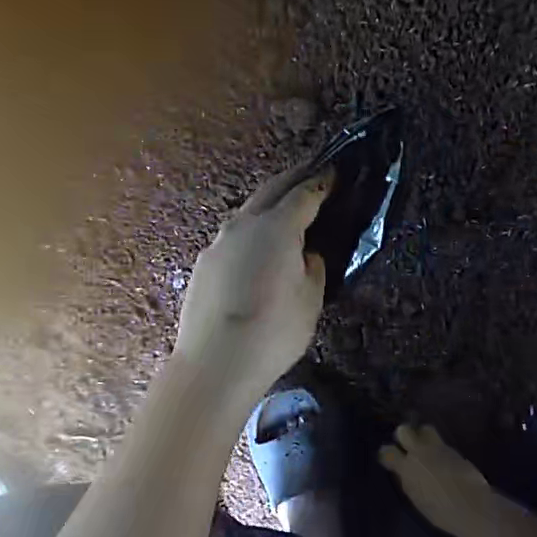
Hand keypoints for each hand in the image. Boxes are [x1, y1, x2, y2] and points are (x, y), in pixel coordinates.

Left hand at [173, 166, 330, 394]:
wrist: (215, 363)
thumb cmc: (274, 329)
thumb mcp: (311, 298)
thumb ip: (313, 267)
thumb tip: (305, 255)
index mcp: (277, 226)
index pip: (304, 193)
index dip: (321, 182)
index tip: (333, 173)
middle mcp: (243, 225)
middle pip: (271, 191)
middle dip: (293, 180)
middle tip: (311, 175)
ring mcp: (217, 244)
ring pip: (247, 214)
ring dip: (268, 207)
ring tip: (285, 215)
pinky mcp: (203, 266)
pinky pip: (233, 240)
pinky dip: (250, 236)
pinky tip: (257, 253)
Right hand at [378, 424, 495, 535]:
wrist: (472, 506)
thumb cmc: (442, 512)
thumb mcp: (418, 499)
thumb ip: (409, 481)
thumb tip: (405, 472)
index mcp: (407, 469)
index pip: (388, 453)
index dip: (386, 453)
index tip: (387, 456)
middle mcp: (421, 453)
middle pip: (405, 431)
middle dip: (403, 434)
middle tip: (405, 442)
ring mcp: (439, 449)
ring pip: (426, 430)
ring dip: (422, 435)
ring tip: (425, 446)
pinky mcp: (454, 450)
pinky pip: (441, 443)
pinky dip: (438, 448)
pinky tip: (442, 459)